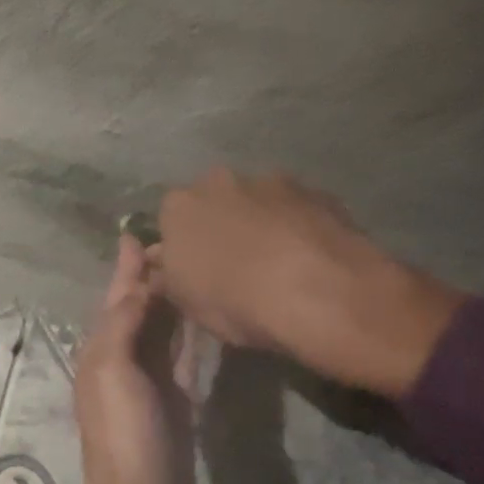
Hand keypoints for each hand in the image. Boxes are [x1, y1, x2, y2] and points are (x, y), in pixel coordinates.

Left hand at [71, 234, 203, 483]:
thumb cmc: (124, 438)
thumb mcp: (113, 374)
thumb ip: (122, 326)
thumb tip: (136, 284)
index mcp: (99, 351)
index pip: (116, 298)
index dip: (127, 268)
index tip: (140, 232)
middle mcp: (121, 362)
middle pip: (138, 310)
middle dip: (150, 278)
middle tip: (175, 241)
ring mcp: (150, 385)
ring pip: (162, 331)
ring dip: (172, 302)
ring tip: (193, 269)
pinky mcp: (178, 405)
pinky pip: (184, 360)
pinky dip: (191, 338)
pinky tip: (206, 319)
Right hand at [153, 168, 462, 398]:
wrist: (321, 294)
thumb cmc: (235, 300)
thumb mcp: (185, 302)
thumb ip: (169, 274)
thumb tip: (162, 262)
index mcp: (178, 205)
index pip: (170, 219)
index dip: (182, 245)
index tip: (195, 271)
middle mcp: (220, 181)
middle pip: (215, 202)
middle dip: (222, 225)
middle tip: (235, 265)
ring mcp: (273, 182)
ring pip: (259, 202)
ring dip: (262, 223)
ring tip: (279, 263)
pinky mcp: (319, 192)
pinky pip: (299, 211)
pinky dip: (299, 228)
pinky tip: (311, 260)